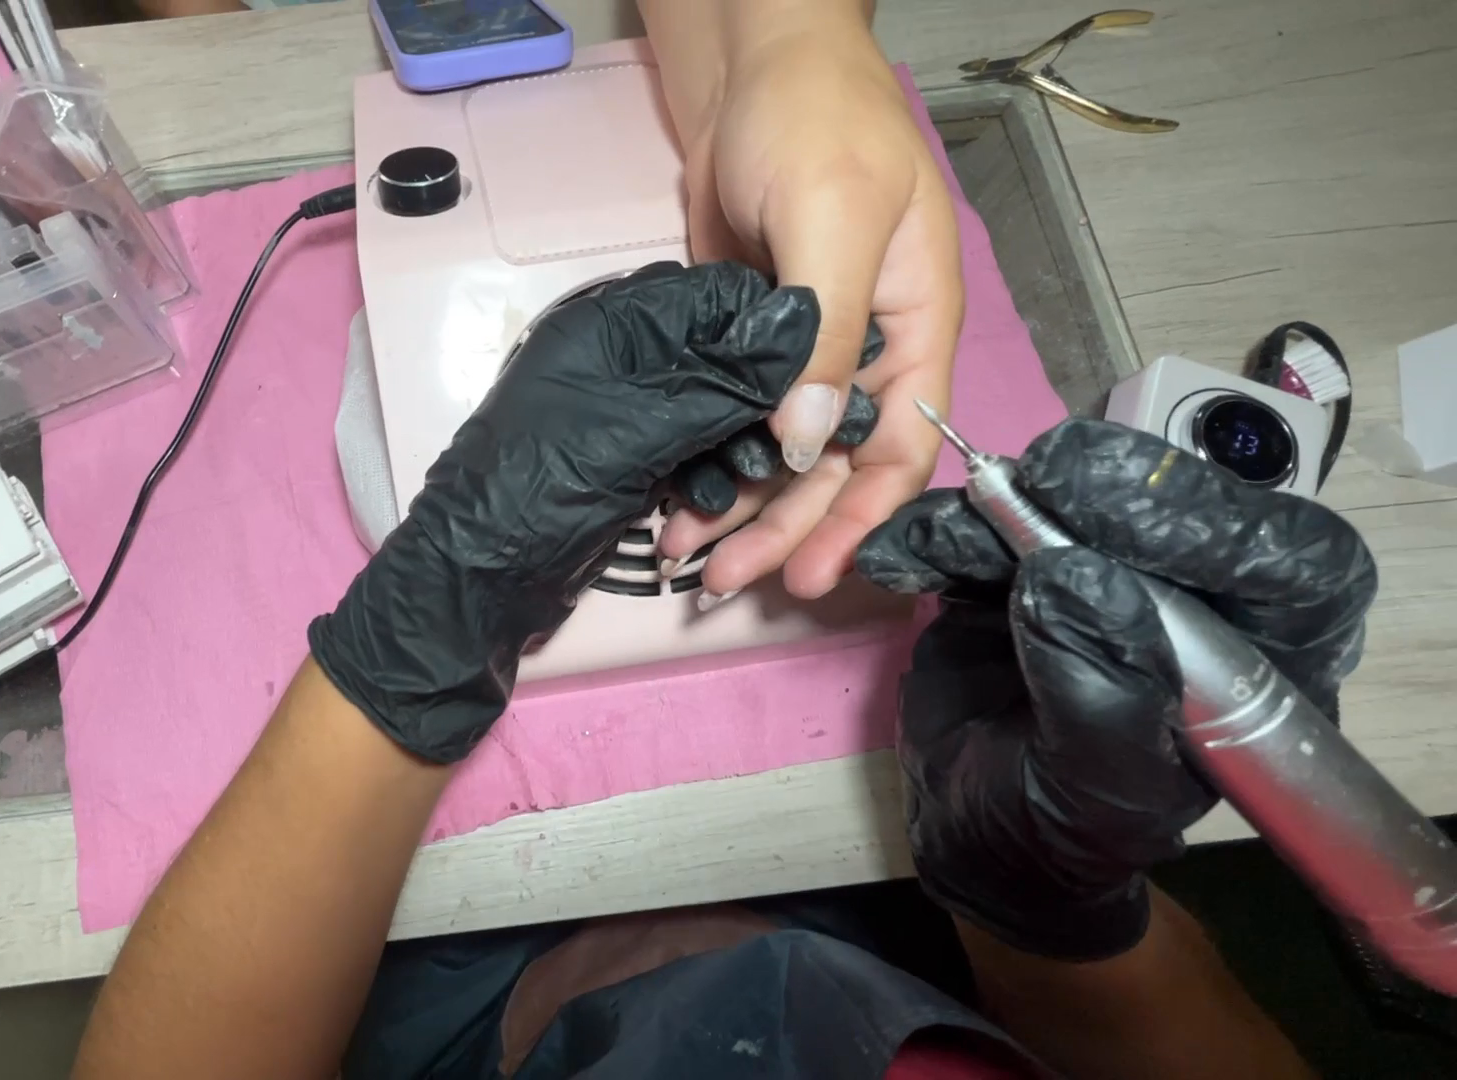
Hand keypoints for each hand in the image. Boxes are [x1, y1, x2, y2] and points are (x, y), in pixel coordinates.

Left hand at [310, 262, 817, 763]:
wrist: (482, 571)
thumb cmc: (542, 486)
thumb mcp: (633, 431)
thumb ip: (716, 389)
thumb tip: (800, 356)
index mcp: (610, 324)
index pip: (712, 299)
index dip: (767, 332)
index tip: (814, 373)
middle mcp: (620, 355)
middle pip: (716, 358)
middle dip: (754, 403)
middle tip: (787, 443)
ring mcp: (622, 408)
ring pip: (707, 410)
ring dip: (731, 449)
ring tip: (741, 484)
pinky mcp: (626, 455)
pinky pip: (686, 450)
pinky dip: (703, 476)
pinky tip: (707, 506)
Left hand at [653, 11, 963, 600]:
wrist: (750, 82)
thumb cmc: (816, 124)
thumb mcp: (836, 216)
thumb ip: (826, 331)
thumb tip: (802, 441)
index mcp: (912, 333)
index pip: (900, 448)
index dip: (860, 519)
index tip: (813, 573)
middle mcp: (858, 360)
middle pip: (827, 472)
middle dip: (782, 531)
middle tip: (727, 581)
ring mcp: (794, 362)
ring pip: (773, 458)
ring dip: (736, 511)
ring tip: (686, 556)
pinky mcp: (739, 354)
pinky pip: (727, 426)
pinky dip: (706, 466)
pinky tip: (674, 501)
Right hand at [854, 420, 1376, 958]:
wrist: (966, 834)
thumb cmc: (1050, 835)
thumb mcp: (1091, 796)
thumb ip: (1099, 697)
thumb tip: (1067, 571)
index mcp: (1249, 666)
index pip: (1279, 564)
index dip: (1198, 520)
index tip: (1093, 506)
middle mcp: (1176, 607)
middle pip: (1163, 510)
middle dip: (1087, 487)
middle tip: (1007, 484)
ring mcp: (1082, 585)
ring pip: (1052, 507)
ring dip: (978, 512)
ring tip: (915, 545)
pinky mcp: (1003, 581)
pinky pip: (972, 533)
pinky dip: (927, 532)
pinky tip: (891, 554)